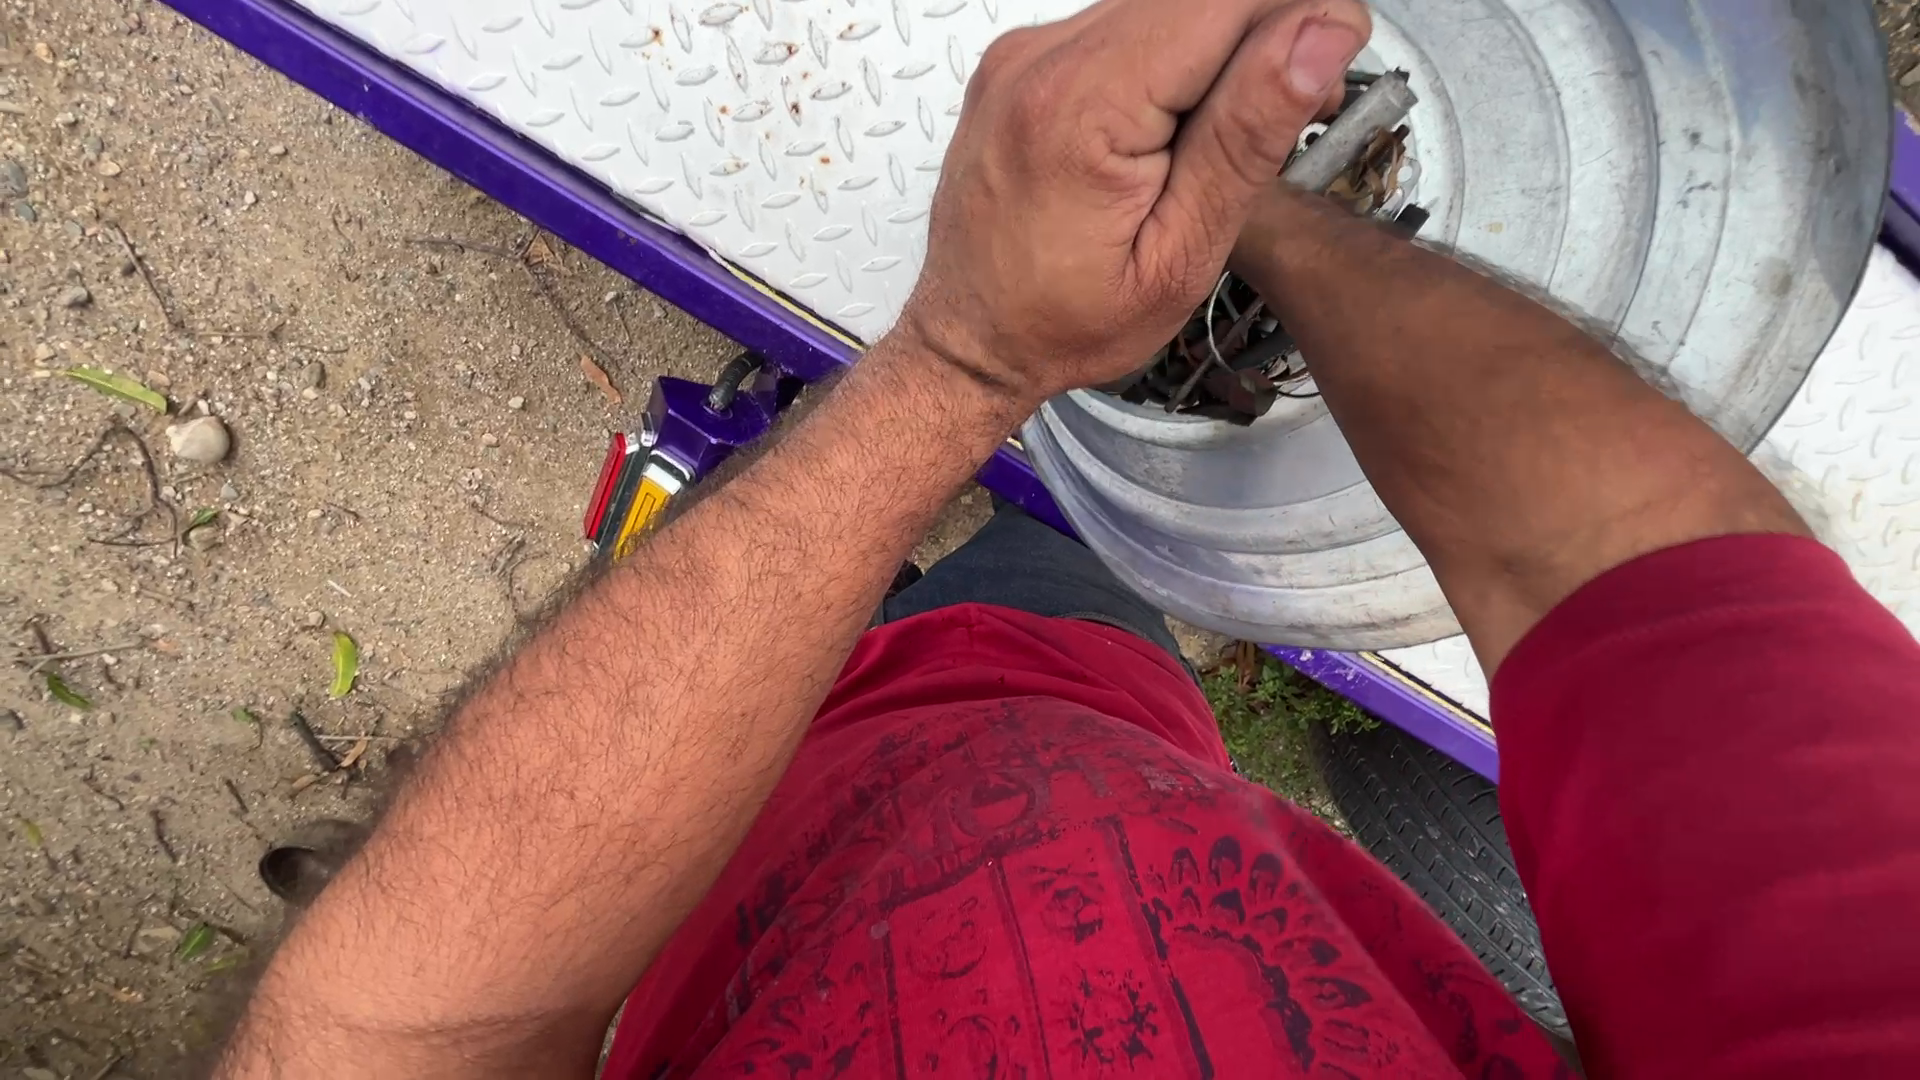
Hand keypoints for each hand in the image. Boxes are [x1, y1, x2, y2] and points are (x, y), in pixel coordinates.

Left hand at [896, 0, 1369, 409]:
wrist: (972, 344)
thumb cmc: (1064, 327)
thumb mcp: (1175, 260)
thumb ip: (1243, 140)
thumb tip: (1320, 32)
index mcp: (1079, 108)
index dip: (1300, 15)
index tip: (1324, 76)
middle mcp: (1038, 61)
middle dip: (1259, 38)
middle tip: (1277, 120)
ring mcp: (1019, 59)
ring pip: (1157, 10)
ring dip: (1208, 57)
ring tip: (1206, 149)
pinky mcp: (1016, 70)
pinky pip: (1113, 35)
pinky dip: (1159, 69)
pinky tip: (1158, 137)